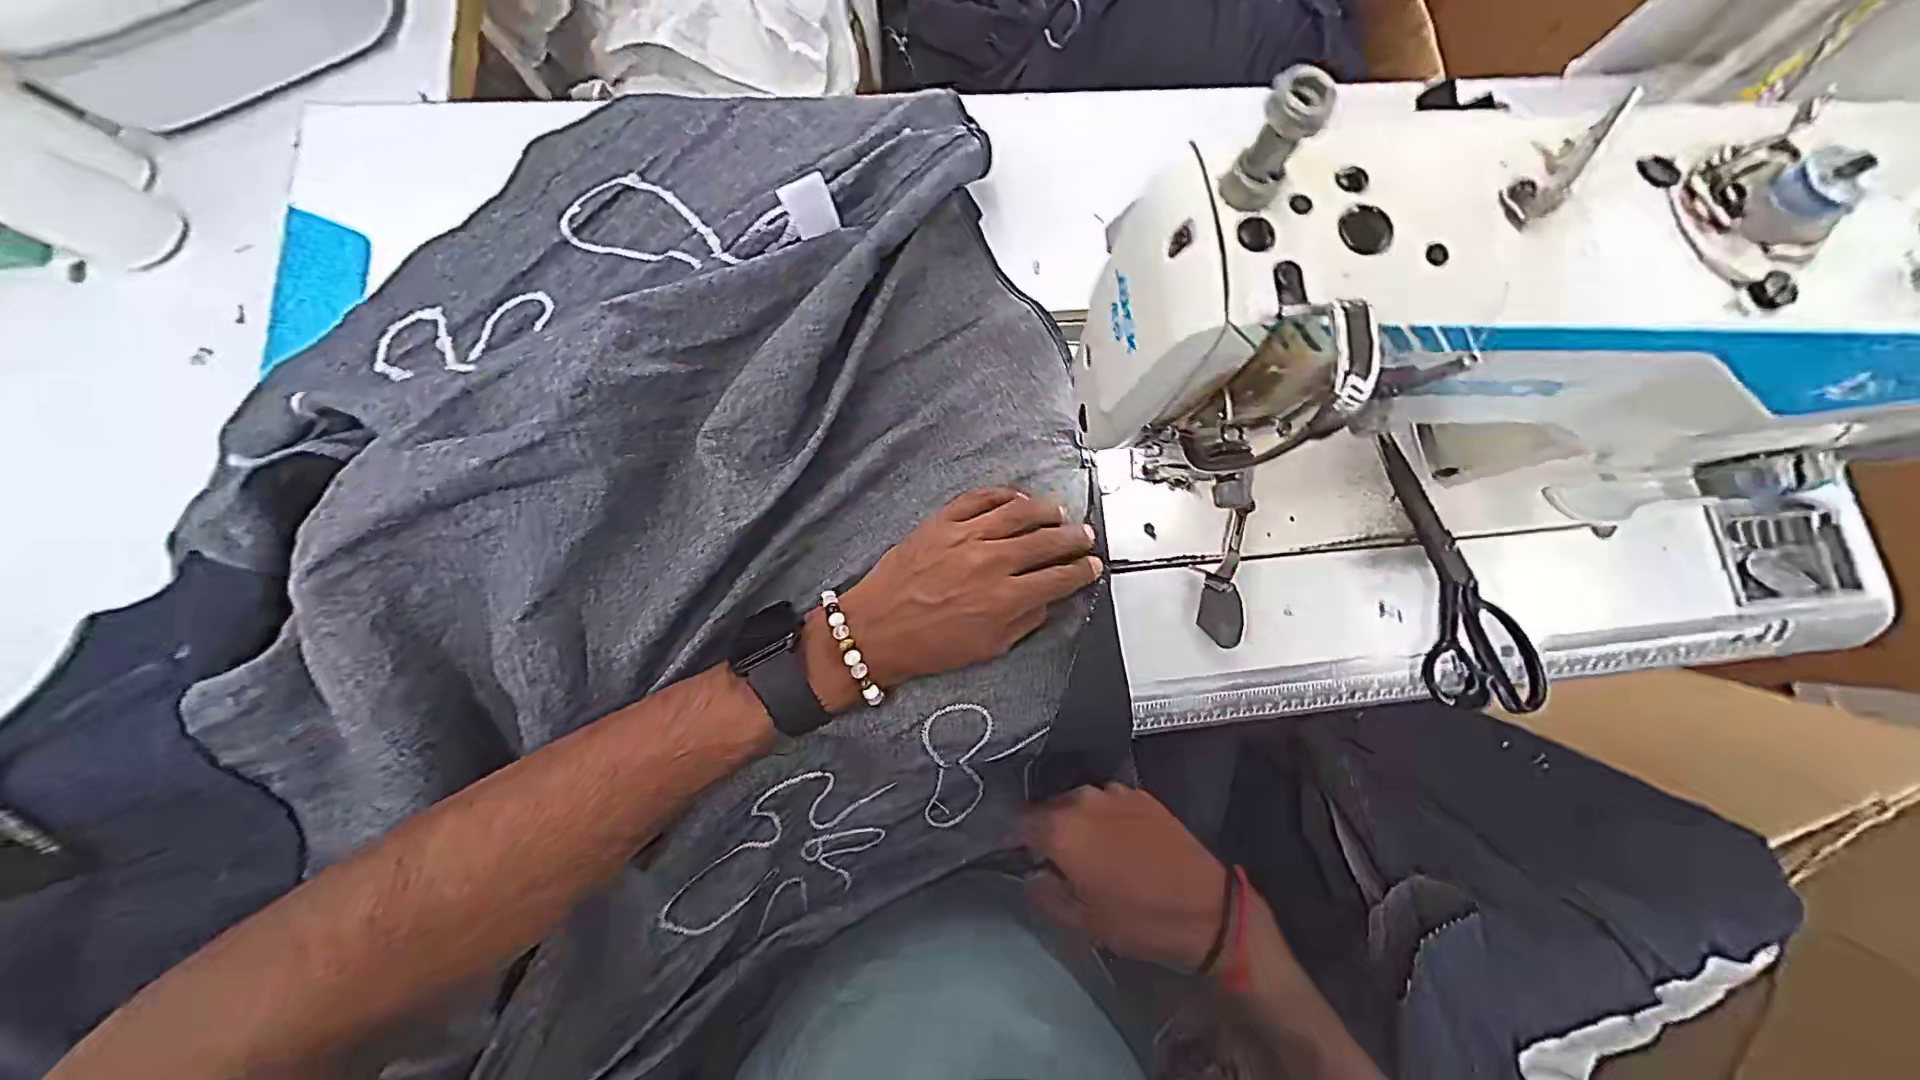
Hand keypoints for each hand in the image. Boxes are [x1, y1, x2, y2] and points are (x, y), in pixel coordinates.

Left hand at [804, 488, 1100, 708]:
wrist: (876, 630)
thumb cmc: (926, 644)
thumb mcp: (988, 648)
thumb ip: (1025, 622)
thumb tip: (1047, 602)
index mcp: (1004, 599)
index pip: (1059, 577)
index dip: (1082, 571)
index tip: (1090, 567)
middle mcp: (989, 563)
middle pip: (1047, 540)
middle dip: (1074, 538)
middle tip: (1084, 537)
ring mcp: (964, 537)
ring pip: (1019, 512)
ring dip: (1047, 510)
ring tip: (1059, 513)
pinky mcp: (941, 523)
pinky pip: (979, 498)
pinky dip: (1003, 494)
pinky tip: (1017, 498)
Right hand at [1020, 784, 1227, 970]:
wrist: (1207, 909)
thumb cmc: (1139, 919)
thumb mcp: (1081, 922)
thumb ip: (1044, 893)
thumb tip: (1034, 875)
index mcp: (1060, 828)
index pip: (1016, 821)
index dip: (1011, 839)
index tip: (1014, 855)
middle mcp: (1082, 799)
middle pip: (1047, 808)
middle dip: (1045, 831)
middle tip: (1055, 861)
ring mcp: (1113, 792)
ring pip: (1078, 803)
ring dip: (1076, 822)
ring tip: (1090, 851)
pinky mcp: (1140, 794)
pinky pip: (1107, 802)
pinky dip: (1104, 817)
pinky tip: (1118, 842)